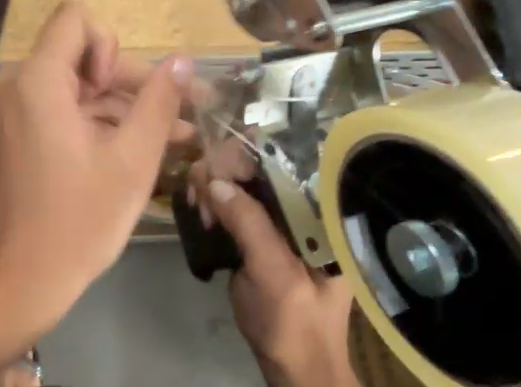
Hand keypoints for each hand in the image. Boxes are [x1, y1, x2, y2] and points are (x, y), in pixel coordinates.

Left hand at [0, 2, 193, 334]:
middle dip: (132, 83)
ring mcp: (17, 105)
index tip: (119, 94)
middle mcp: (19, 80)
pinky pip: (66, 107)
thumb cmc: (77, 220)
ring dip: (124, 107)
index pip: (76, 18)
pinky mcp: (21, 127)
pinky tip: (146, 146)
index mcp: (37, 78)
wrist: (19, 276)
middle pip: (83, 55)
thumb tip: (183, 60)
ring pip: (80, 84)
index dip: (110, 47)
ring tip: (181, 136)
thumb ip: (159, 103)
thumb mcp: (132, 161)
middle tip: (185, 113)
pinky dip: (100, 122)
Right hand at [196, 168, 358, 386]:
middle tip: (199, 195)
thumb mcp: (274, 274)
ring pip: (242, 177)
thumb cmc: (294, 326)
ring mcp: (283, 217)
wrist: (297, 371)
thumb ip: (250, 225)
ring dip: (213, 185)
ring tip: (199, 209)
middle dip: (222, 170)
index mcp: (321, 210)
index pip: (284, 157)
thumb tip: (213, 181)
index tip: (212, 172)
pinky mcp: (263, 231)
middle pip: (258, 162)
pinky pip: (235, 199)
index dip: (245, 154)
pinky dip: (213, 199)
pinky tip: (201, 210)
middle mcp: (306, 204)